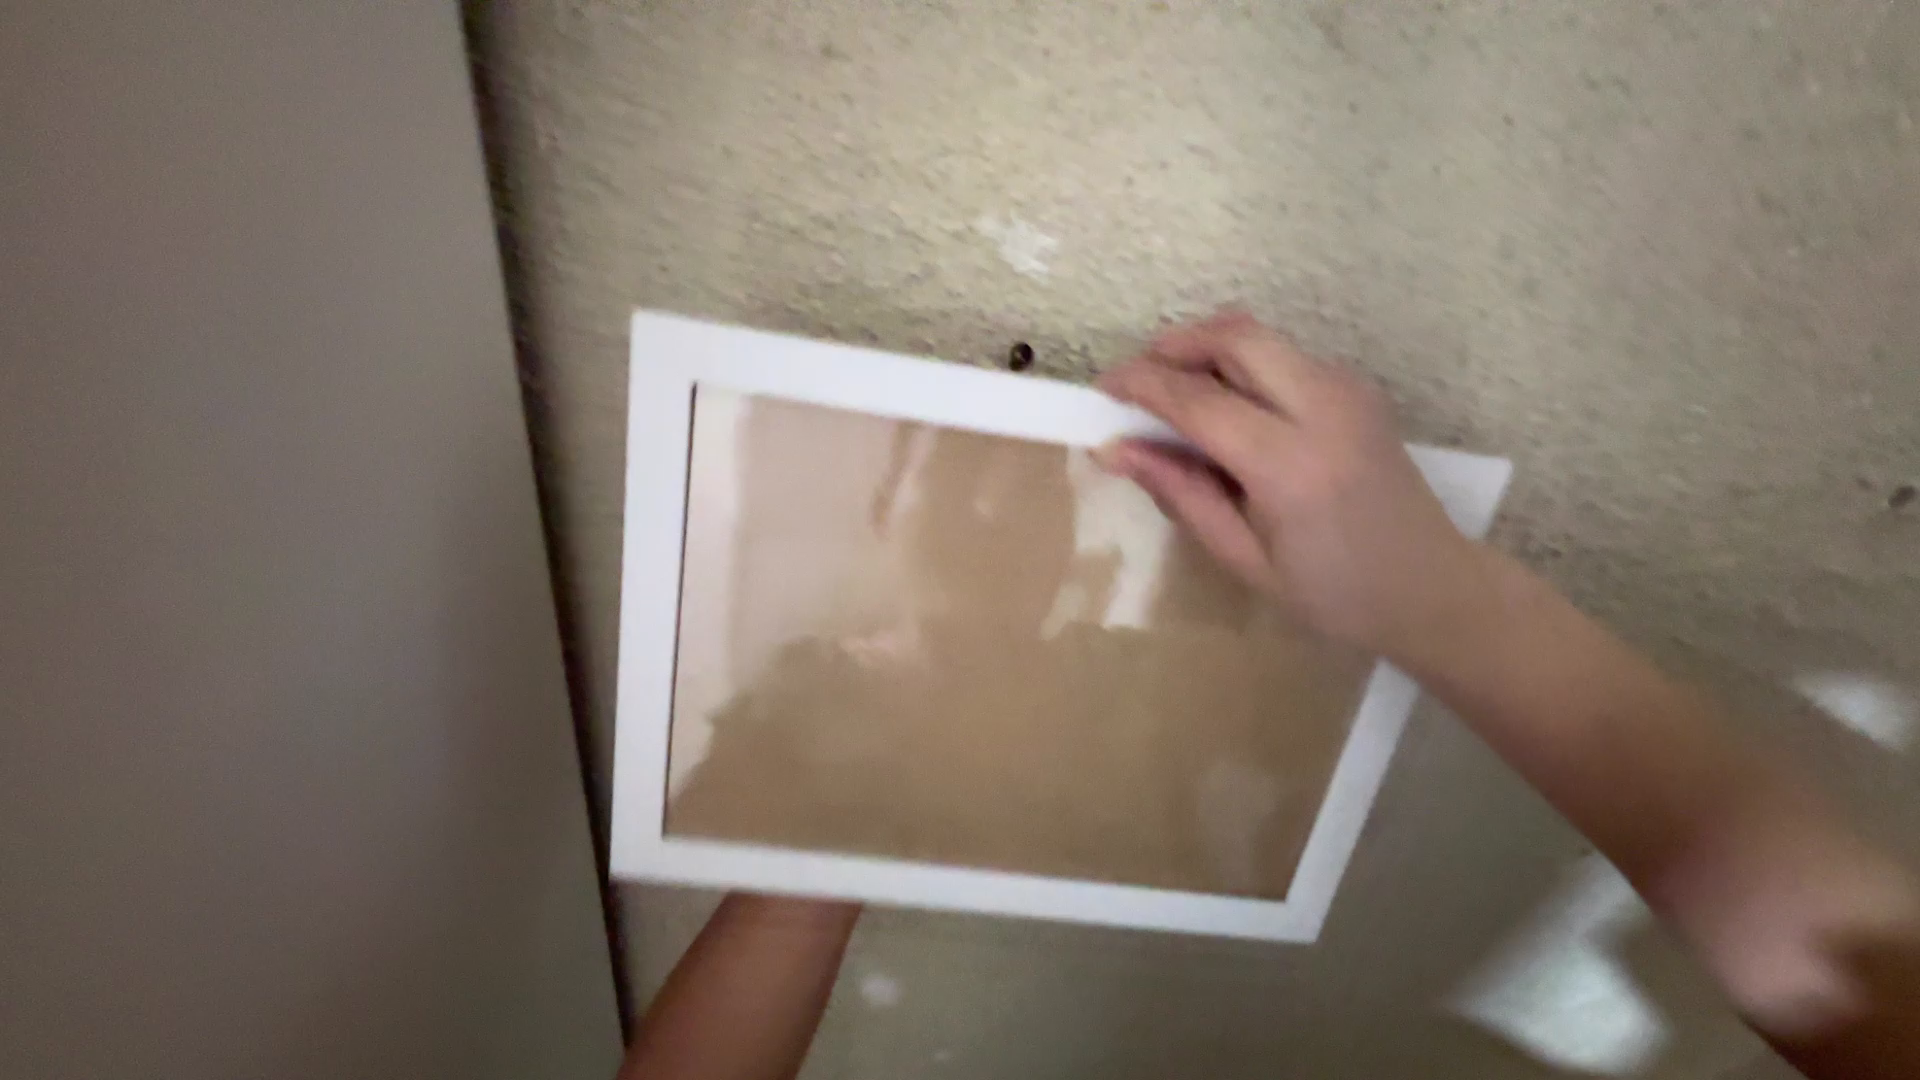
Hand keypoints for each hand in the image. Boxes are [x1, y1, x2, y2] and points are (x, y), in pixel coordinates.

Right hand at [1095, 311, 1493, 662]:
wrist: (1432, 588)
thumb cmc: (1330, 592)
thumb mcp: (1241, 556)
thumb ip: (1178, 493)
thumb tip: (1114, 449)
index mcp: (1290, 464)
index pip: (1198, 399)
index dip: (1141, 385)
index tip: (1101, 390)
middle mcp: (1325, 407)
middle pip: (1235, 335)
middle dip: (1173, 344)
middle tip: (1135, 380)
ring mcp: (1348, 389)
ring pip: (1259, 337)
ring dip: (1204, 350)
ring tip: (1170, 394)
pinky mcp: (1355, 388)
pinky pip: (1281, 355)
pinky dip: (1236, 364)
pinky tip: (1220, 408)